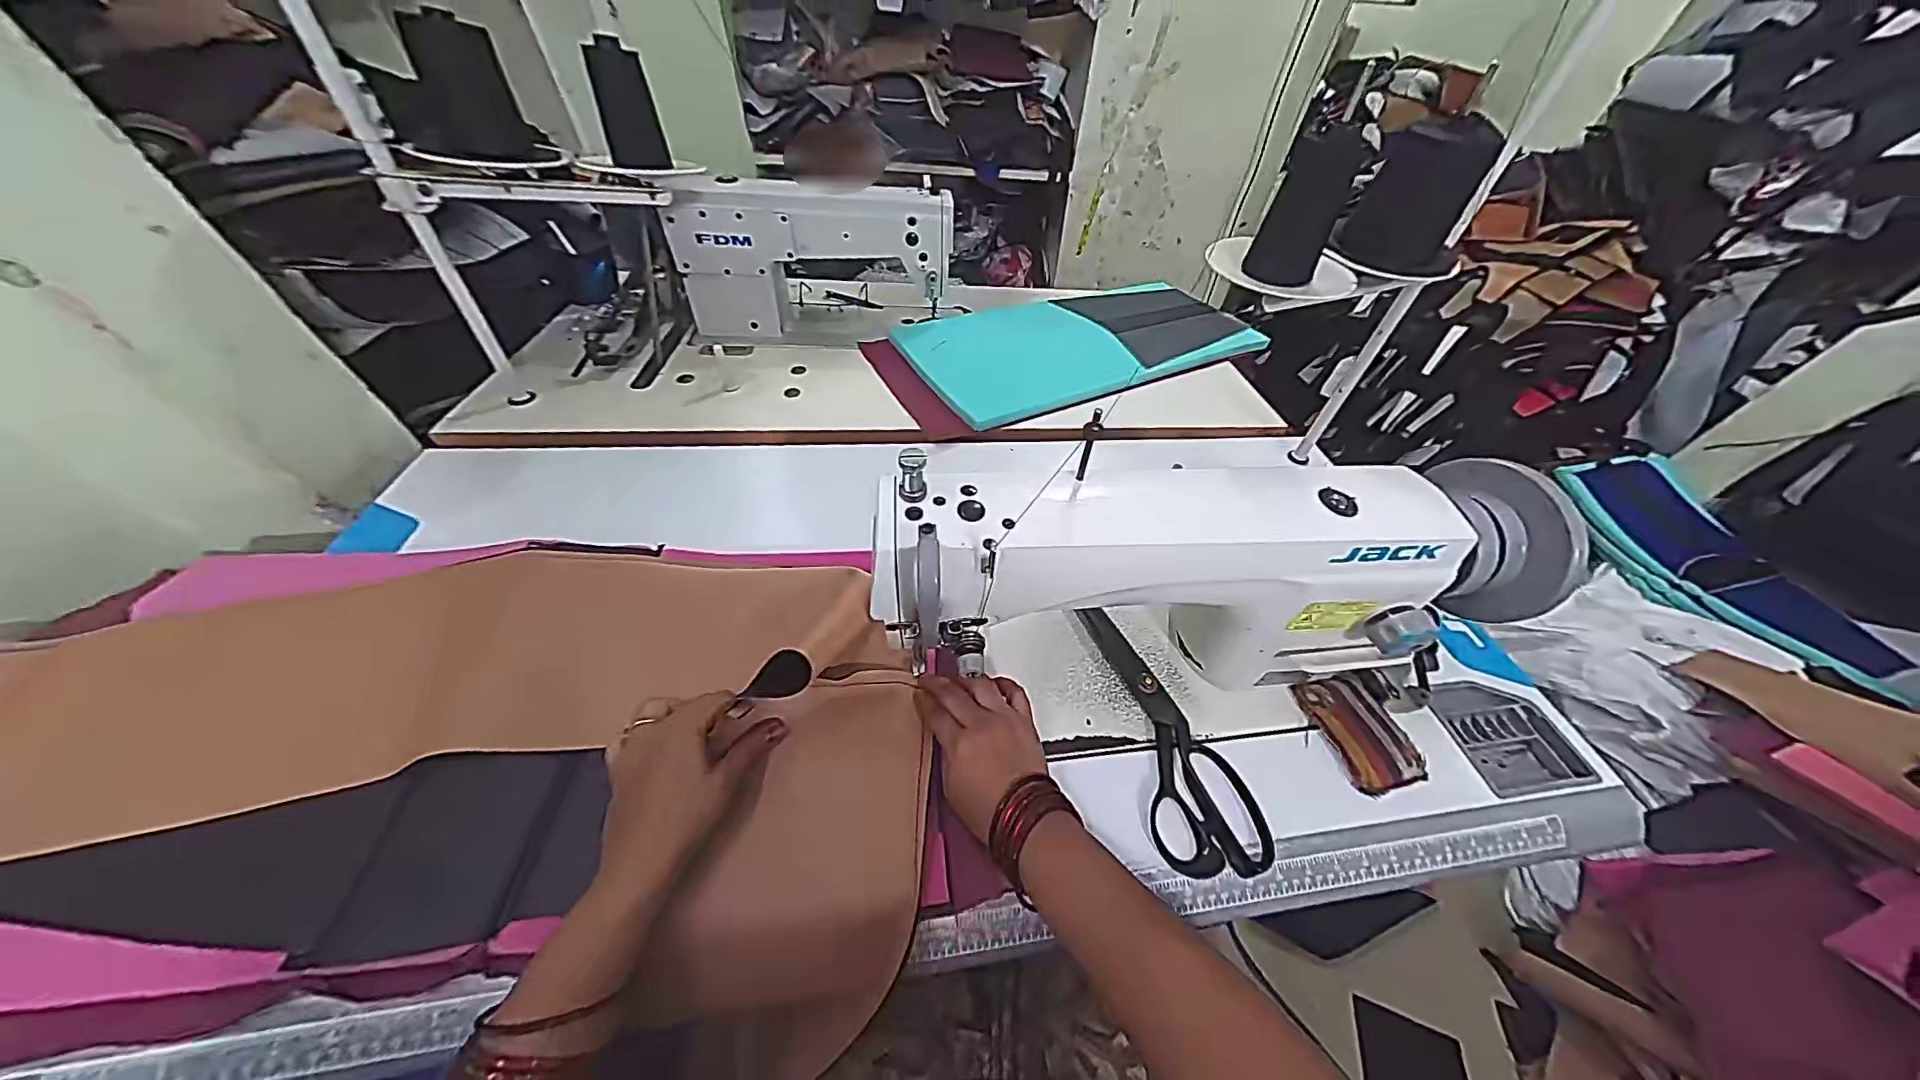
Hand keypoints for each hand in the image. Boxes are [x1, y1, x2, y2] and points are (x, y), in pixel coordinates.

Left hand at [597, 692, 787, 892]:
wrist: (639, 862)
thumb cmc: (687, 820)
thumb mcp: (725, 782)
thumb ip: (750, 747)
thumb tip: (776, 724)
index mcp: (679, 726)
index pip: (715, 699)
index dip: (738, 706)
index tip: (752, 722)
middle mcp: (651, 728)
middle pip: (686, 703)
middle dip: (710, 712)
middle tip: (729, 738)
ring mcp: (630, 746)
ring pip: (655, 712)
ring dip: (678, 716)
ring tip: (696, 742)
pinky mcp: (617, 767)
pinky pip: (631, 735)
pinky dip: (649, 734)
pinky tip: (660, 754)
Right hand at [916, 675, 1047, 842]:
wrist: (1024, 816)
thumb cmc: (991, 812)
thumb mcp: (951, 788)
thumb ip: (946, 756)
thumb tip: (945, 741)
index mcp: (959, 744)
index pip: (935, 713)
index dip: (924, 701)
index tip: (920, 696)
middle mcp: (982, 726)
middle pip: (953, 694)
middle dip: (936, 684)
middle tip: (929, 680)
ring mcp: (1004, 720)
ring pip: (981, 686)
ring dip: (965, 680)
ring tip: (957, 680)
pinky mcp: (1024, 721)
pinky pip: (1014, 692)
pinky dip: (1003, 684)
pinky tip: (995, 682)